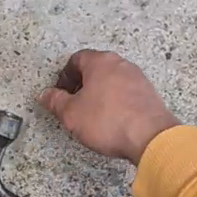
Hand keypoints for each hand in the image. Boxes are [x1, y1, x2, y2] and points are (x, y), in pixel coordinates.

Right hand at [38, 50, 179, 163]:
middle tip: (74, 104)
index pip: (76, 59)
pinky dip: (116, 102)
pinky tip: (112, 120)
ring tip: (93, 115)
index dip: (64, 76)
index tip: (60, 93)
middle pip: (95, 68)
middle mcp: (121, 64)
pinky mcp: (149, 94)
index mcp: (100, 62)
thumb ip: (55, 101)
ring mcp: (138, 78)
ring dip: (100, 94)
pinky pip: (126, 93)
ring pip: (112, 80)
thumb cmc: (108, 121)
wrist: (150, 136)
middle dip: (82, 85)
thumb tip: (46, 95)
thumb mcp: (71, 114)